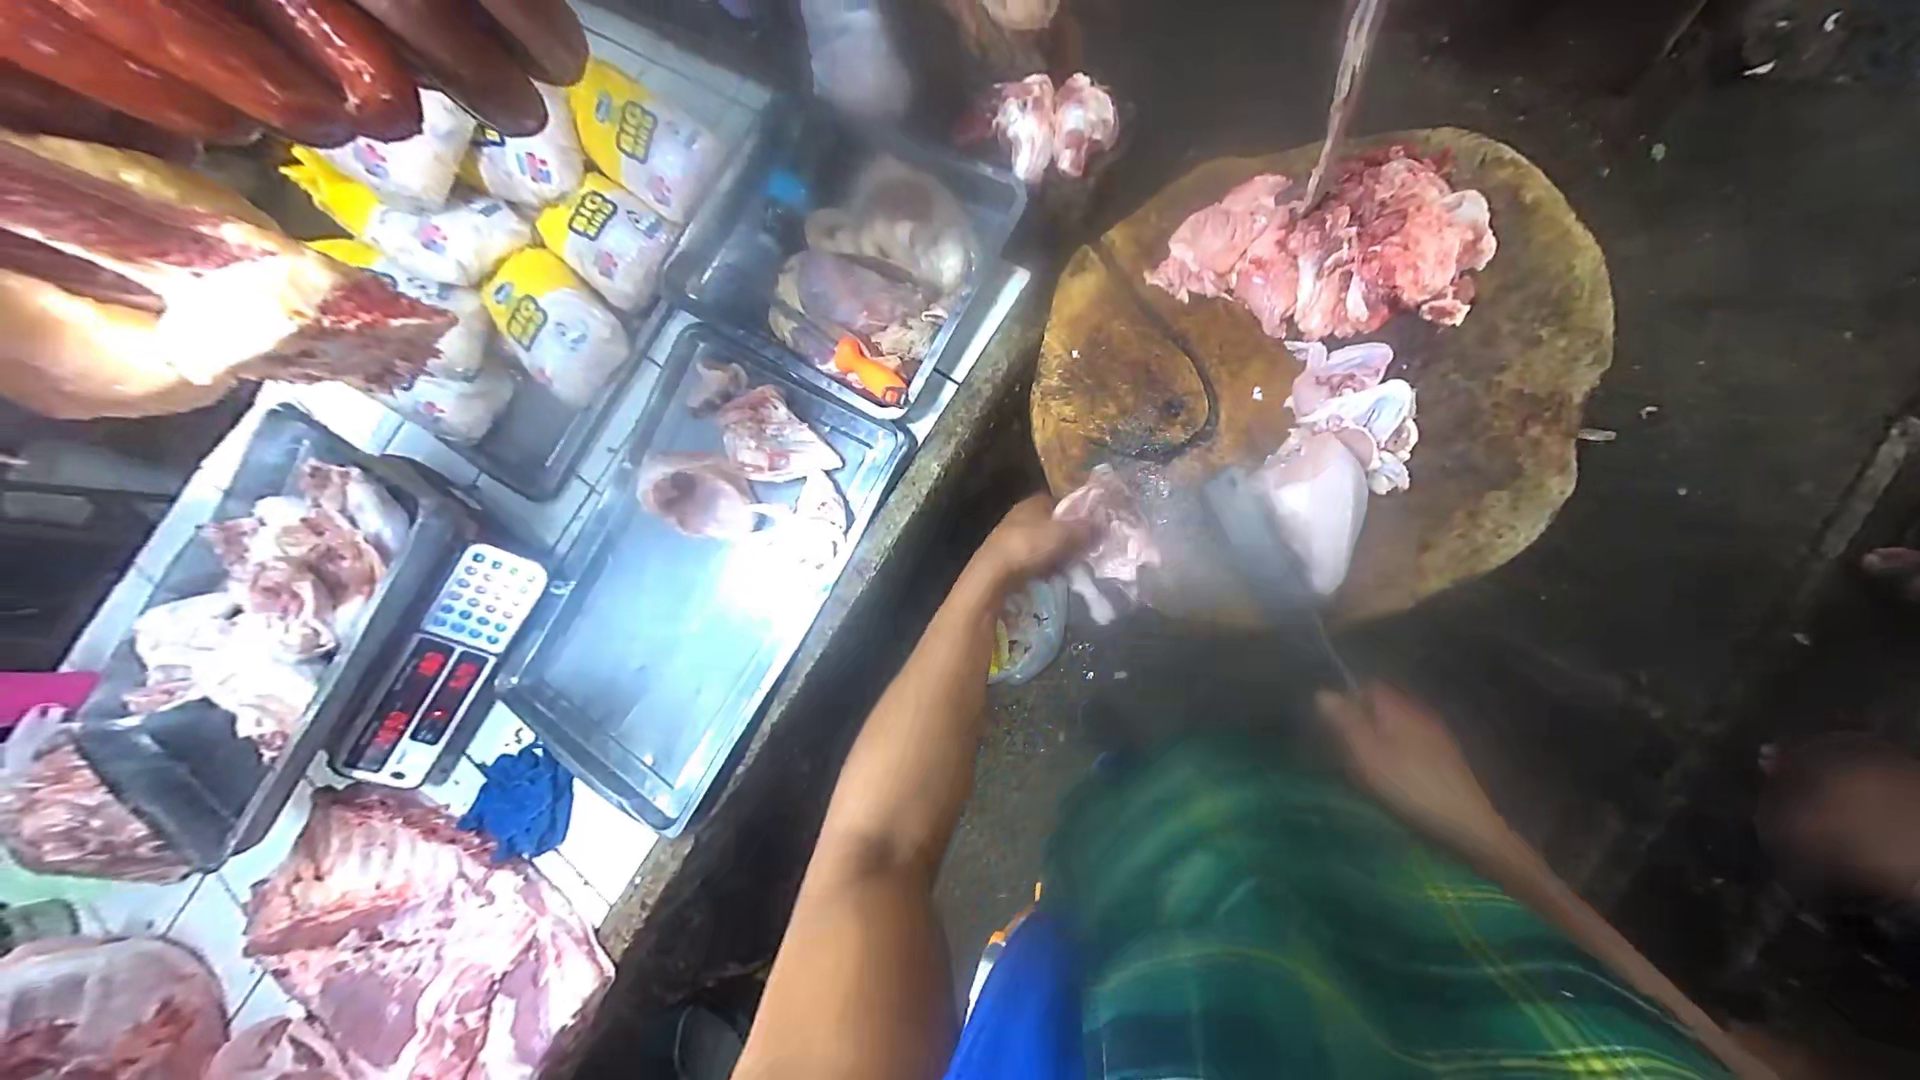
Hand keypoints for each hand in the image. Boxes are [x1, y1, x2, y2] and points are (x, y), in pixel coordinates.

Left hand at [968, 493, 1091, 591]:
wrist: (993, 574)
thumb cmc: (1030, 546)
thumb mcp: (1065, 534)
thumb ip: (1086, 527)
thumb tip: (1101, 523)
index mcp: (1033, 502)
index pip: (1060, 501)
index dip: (1077, 513)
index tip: (1090, 528)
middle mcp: (1020, 515)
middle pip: (1052, 524)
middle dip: (1067, 536)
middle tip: (1083, 550)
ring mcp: (1011, 537)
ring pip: (1043, 543)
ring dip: (1056, 553)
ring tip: (1070, 566)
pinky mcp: (1006, 558)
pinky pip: (1032, 559)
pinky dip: (1043, 566)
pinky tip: (1050, 576)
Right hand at [1316, 684, 1514, 859]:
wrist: (1469, 824)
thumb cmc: (1408, 785)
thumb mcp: (1365, 753)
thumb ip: (1343, 720)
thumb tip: (1323, 693)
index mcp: (1399, 708)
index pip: (1368, 686)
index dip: (1347, 699)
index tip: (1335, 724)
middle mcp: (1420, 713)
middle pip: (1382, 704)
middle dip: (1362, 719)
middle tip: (1348, 748)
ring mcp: (1437, 734)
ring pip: (1397, 723)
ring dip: (1379, 736)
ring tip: (1368, 764)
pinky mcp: (1447, 756)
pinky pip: (1412, 740)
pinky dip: (1397, 749)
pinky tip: (1396, 774)